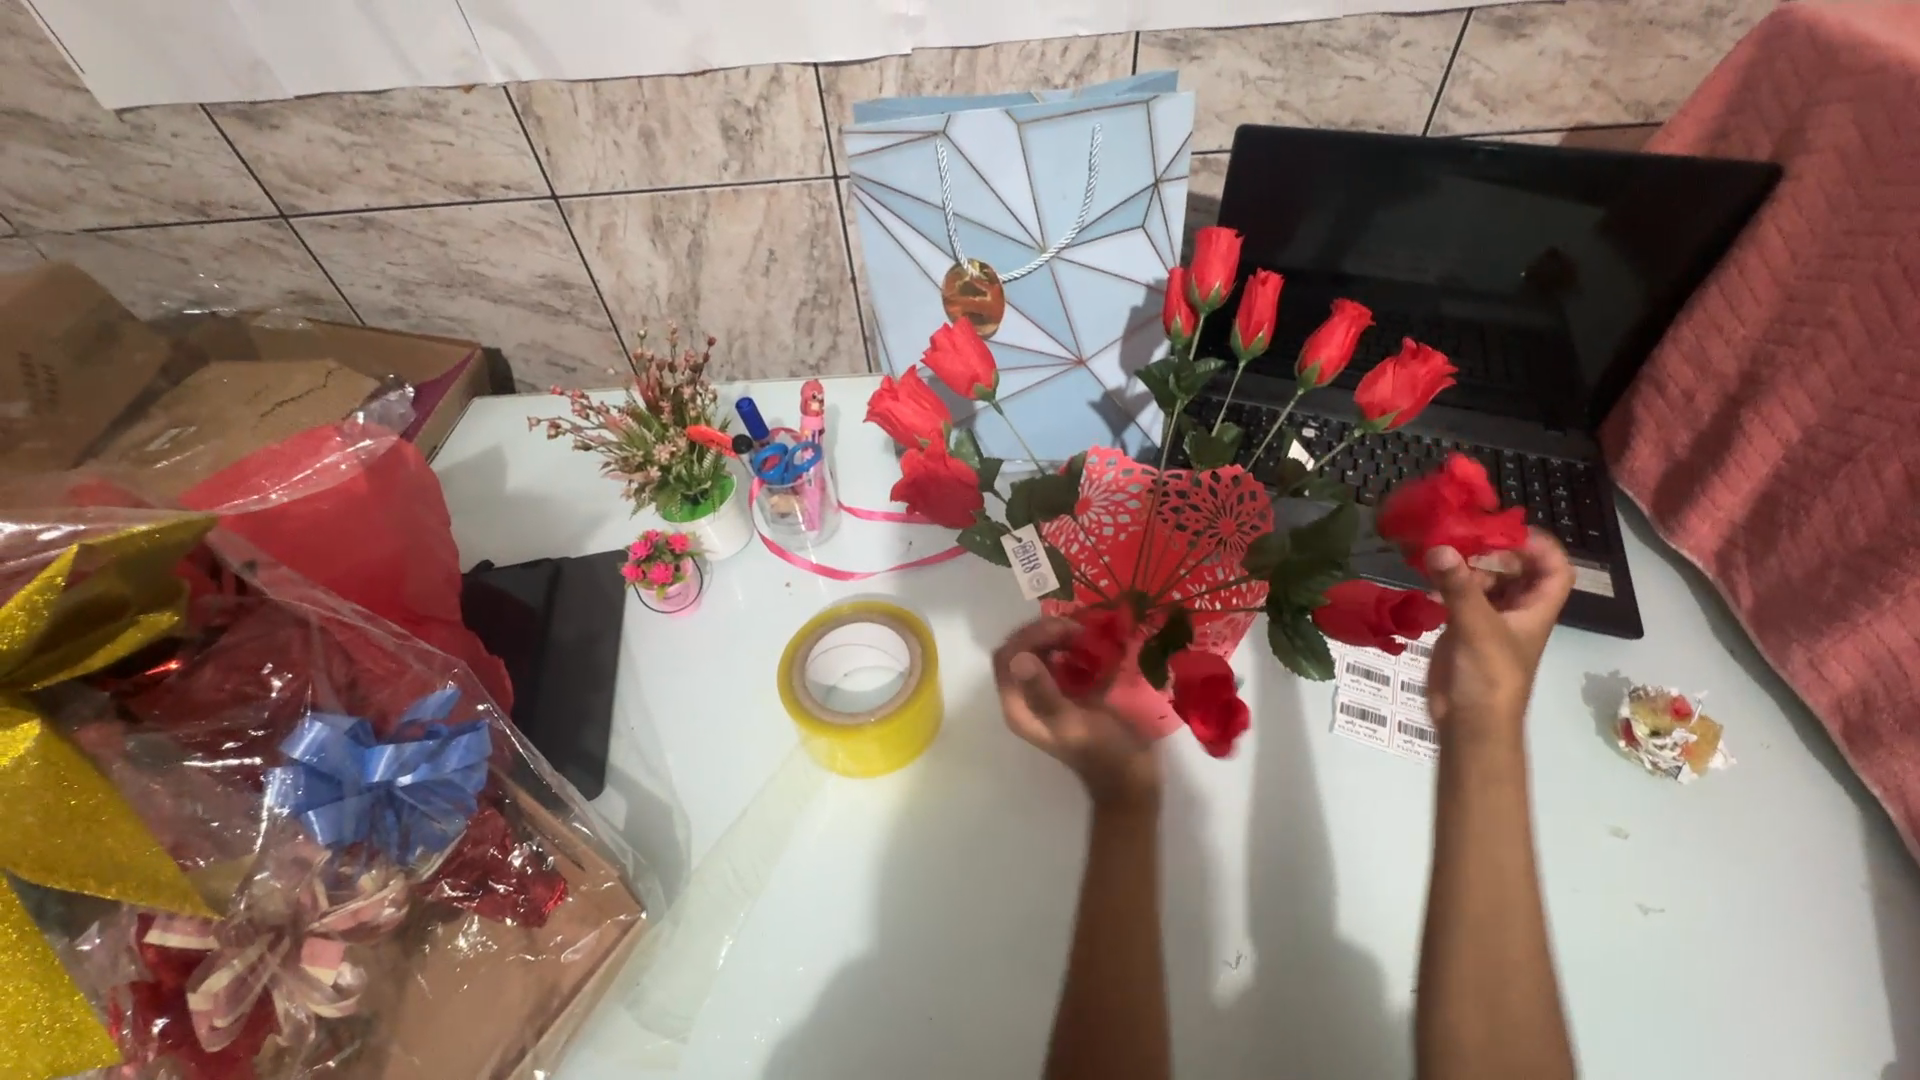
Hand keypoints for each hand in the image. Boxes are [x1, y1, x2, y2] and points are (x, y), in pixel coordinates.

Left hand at [993, 617, 1161, 810]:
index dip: (1029, 636)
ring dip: (1055, 636)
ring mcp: (1043, 694)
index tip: (1064, 628)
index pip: (1007, 657)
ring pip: (1036, 652)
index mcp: (1019, 707)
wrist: (1130, 778)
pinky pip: (1056, 659)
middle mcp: (1024, 699)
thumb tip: (1020, 659)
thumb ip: (1044, 691)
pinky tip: (1089, 643)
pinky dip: (1068, 646)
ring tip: (1083, 633)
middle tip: (1077, 627)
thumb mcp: (1073, 721)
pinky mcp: (1063, 692)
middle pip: (1018, 650)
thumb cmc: (1103, 751)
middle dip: (1042, 632)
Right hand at [1423, 529, 1573, 734]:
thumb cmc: (1489, 675)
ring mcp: (1488, 620)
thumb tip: (1438, 547)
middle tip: (1460, 537)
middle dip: (1491, 551)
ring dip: (1465, 566)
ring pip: (1485, 581)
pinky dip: (1447, 584)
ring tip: (1439, 554)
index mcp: (1535, 609)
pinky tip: (1428, 578)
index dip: (1537, 545)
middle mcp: (1516, 610)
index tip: (1503, 529)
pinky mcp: (1462, 629)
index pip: (1553, 568)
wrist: (1470, 720)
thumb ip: (1458, 586)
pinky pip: (1460, 596)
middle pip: (1515, 569)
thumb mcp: (1477, 627)